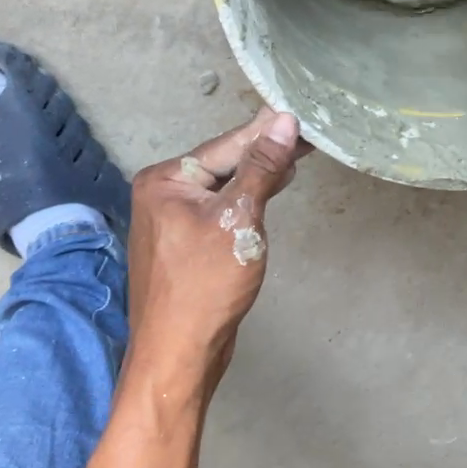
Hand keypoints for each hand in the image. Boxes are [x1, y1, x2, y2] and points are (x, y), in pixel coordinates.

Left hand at [124, 108, 313, 375]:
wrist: (178, 357)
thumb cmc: (205, 285)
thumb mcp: (240, 219)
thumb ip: (262, 167)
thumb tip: (283, 121)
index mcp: (165, 180)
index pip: (225, 145)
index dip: (264, 130)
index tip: (295, 110)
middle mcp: (162, 192)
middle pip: (223, 163)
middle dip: (263, 151)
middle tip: (304, 133)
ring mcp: (171, 219)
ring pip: (223, 186)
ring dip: (258, 174)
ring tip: (295, 156)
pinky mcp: (184, 242)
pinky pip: (220, 208)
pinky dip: (245, 199)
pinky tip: (269, 189)